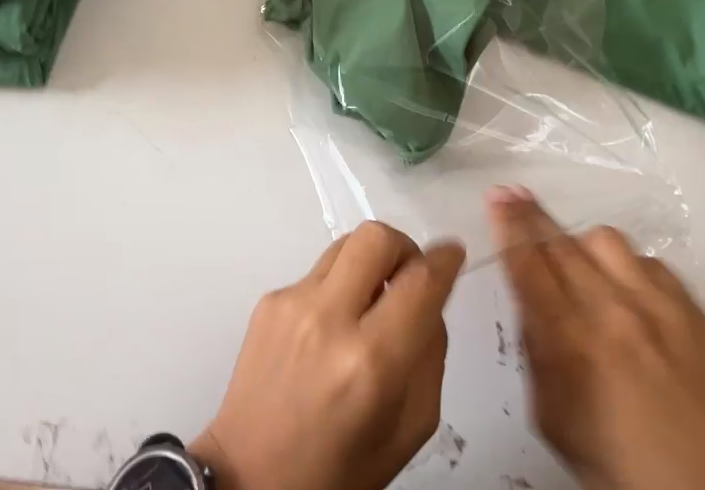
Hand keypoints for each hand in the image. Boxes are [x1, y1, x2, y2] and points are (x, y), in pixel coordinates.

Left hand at [194, 222, 465, 489]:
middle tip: (411, 275)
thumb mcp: (409, 428)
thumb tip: (430, 303)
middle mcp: (328, 320)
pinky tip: (332, 330)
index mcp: (372, 361)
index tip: (453, 253)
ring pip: (344, 246)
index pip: (420, 282)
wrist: (251, 474)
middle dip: (404, 248)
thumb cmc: (339, 467)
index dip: (445, 260)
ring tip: (372, 303)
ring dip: (370, 264)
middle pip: (376, 238)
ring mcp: (291, 304)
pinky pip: (316, 274)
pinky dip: (337, 289)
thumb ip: (429, 357)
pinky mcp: (268, 301)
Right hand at [488, 186, 704, 489]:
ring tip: (572, 254)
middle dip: (531, 216)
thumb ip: (538, 358)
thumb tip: (532, 313)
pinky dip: (627, 264)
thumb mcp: (557, 420)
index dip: (509, 225)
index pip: (529, 264)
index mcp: (573, 340)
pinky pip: (650, 261)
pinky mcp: (694, 309)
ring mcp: (660, 305)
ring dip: (579, 241)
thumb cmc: (629, 465)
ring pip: (606, 241)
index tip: (498, 197)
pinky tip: (623, 283)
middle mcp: (614, 310)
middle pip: (561, 242)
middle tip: (514, 195)